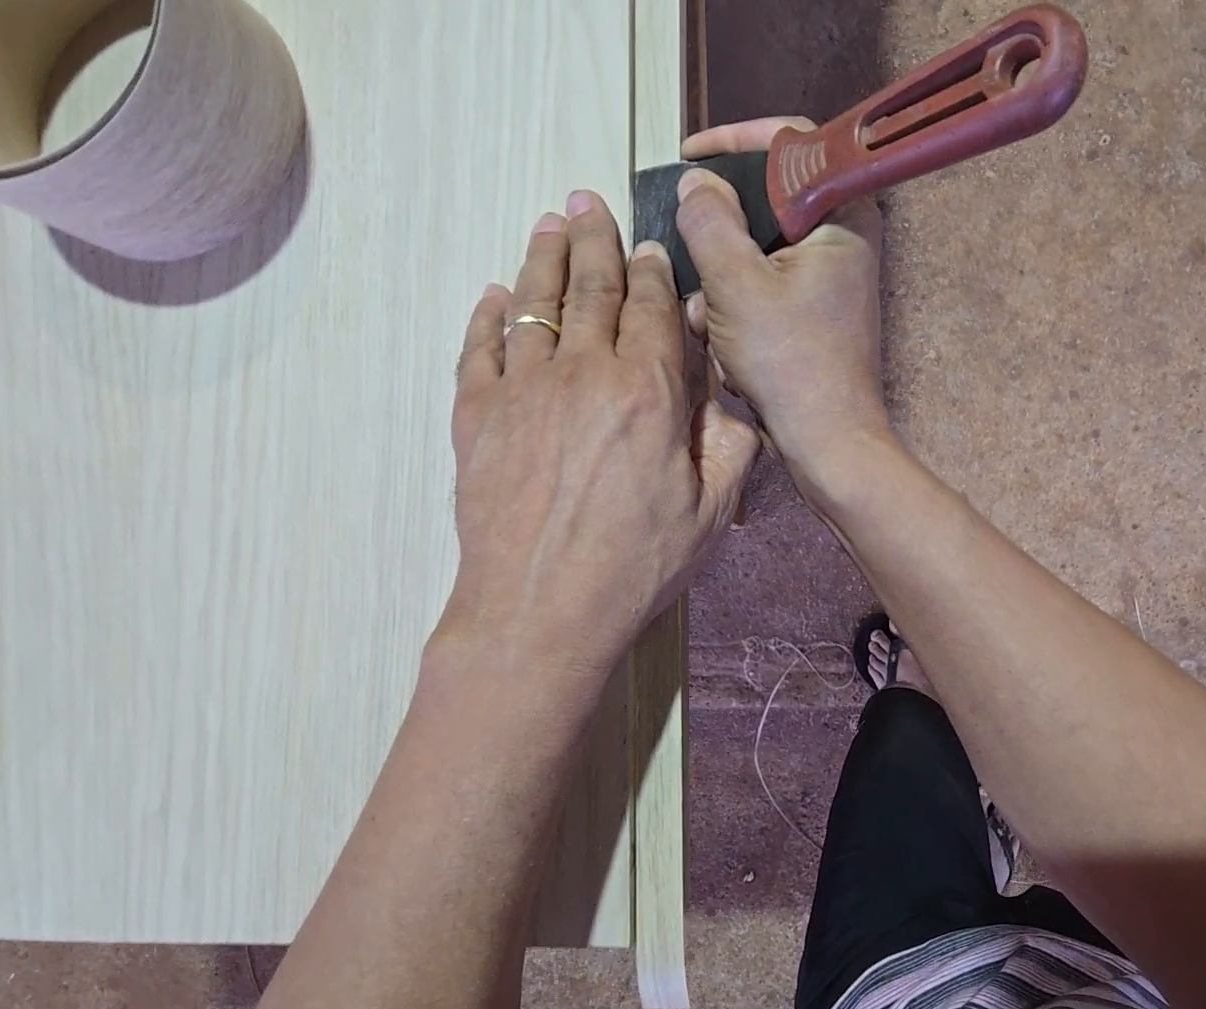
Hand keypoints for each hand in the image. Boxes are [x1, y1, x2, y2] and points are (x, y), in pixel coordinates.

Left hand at [441, 191, 758, 681]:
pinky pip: (480, 347)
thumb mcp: (711, 512)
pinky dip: (487, 315)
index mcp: (648, 392)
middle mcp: (583, 372)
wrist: (540, 611)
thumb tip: (727, 392)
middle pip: (589, 287)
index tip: (651, 245)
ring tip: (548, 223)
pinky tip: (493, 295)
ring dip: (542, 258)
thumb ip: (729, 442)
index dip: (653, 271)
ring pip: (533, 302)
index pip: (651, 308)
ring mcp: (523, 390)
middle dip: (593, 238)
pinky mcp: (477, 416)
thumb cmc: (635, 566)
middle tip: (588, 200)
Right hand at [675, 117, 891, 475]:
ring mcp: (828, 278)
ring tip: (715, 324)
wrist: (827, 440)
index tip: (690, 157)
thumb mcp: (737, 286)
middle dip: (720, 237)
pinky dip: (737, 308)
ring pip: (756, 252)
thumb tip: (696, 184)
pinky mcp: (813, 311)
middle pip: (766, 203)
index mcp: (842, 215)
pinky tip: (728, 345)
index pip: (792, 145)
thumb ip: (710, 222)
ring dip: (723, 283)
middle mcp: (842, 239)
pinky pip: (763, 288)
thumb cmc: (792, 364)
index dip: (737, 142)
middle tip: (690, 256)